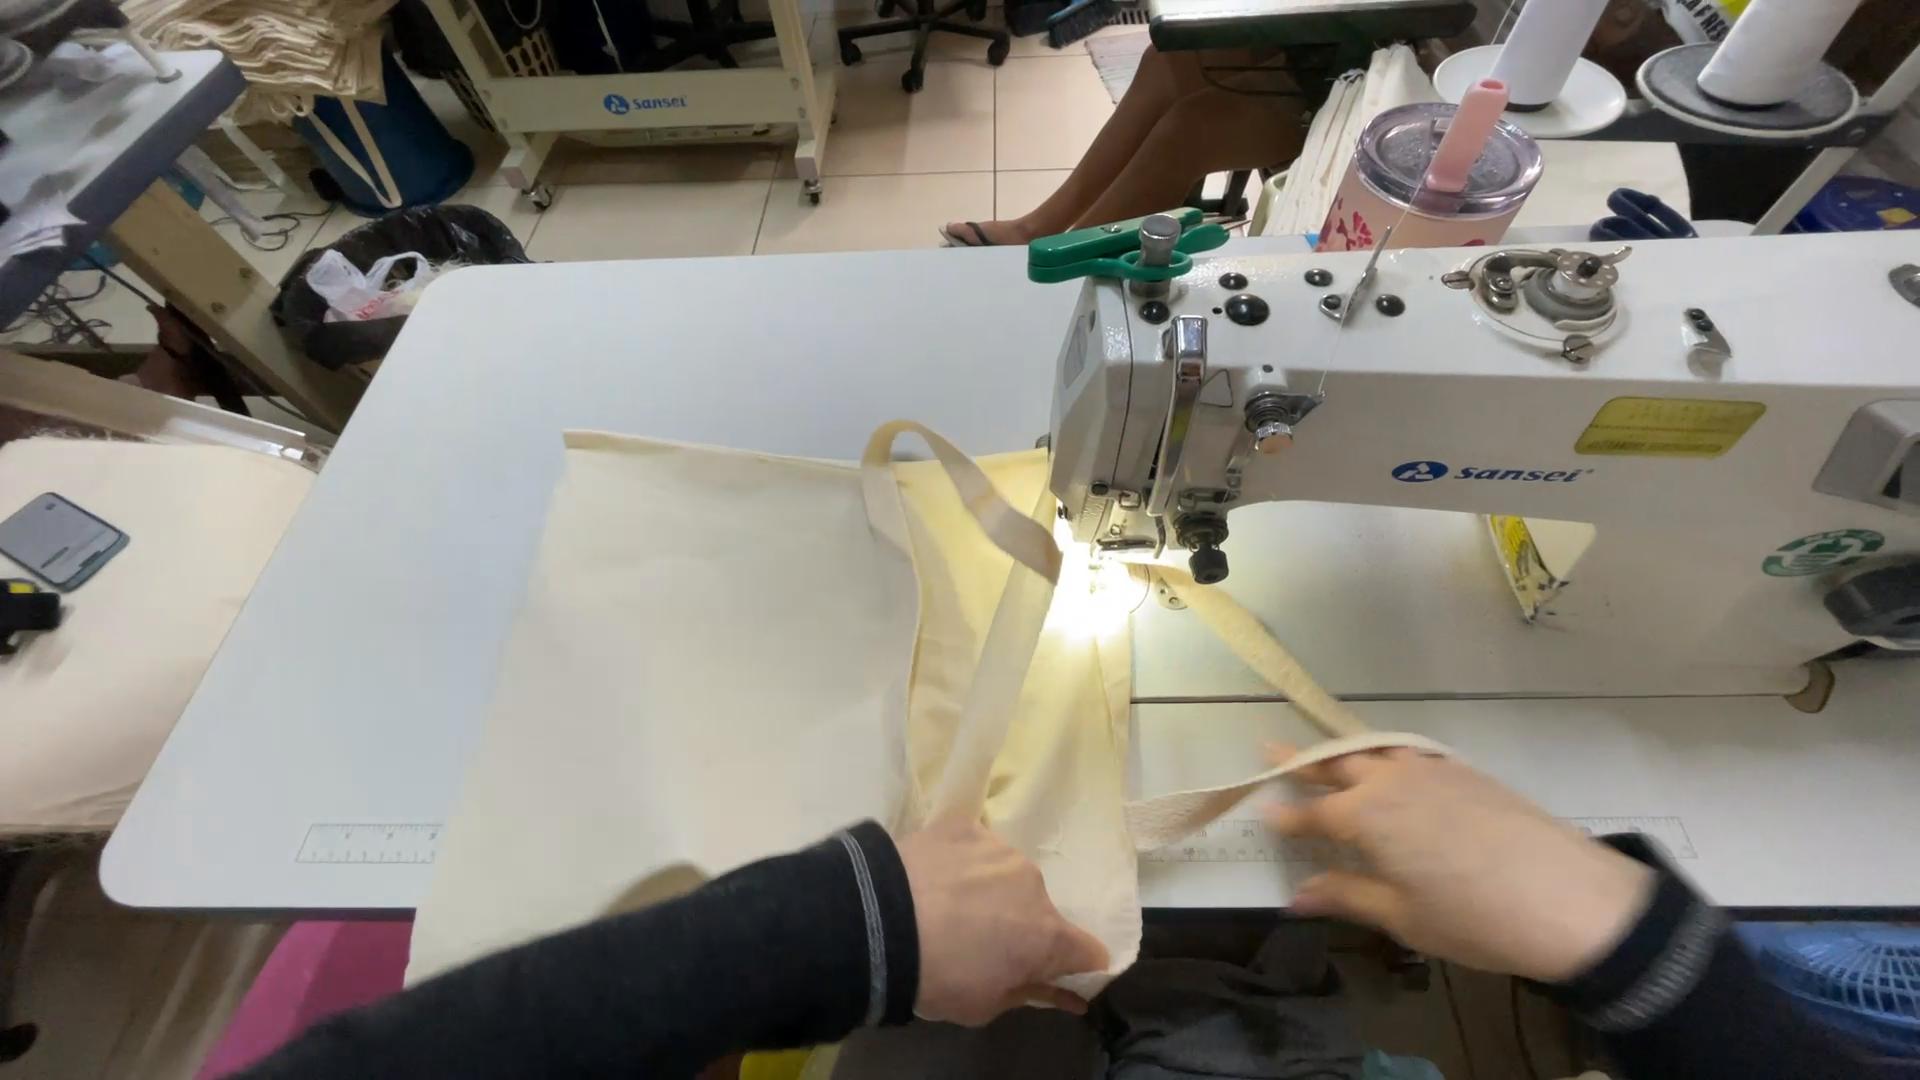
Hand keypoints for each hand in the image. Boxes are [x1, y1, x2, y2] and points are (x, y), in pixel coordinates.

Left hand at [897, 814, 1108, 1024]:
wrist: (880, 920)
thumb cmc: (938, 975)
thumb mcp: (985, 1005)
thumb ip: (1030, 992)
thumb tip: (1065, 995)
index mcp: (1046, 934)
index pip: (1089, 951)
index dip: (1075, 964)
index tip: (1052, 970)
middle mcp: (1033, 883)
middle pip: (1039, 908)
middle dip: (1019, 923)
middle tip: (978, 940)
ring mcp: (999, 848)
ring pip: (1005, 873)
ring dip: (990, 889)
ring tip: (948, 904)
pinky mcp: (965, 824)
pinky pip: (973, 846)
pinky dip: (961, 861)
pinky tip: (933, 875)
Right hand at [1266, 745, 1655, 982]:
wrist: (1576, 902)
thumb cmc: (1476, 918)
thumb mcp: (1403, 917)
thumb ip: (1346, 895)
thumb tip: (1295, 898)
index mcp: (1364, 817)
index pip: (1310, 814)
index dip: (1285, 816)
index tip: (1261, 812)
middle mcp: (1386, 783)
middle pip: (1333, 766)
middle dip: (1298, 760)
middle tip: (1268, 748)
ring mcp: (1427, 771)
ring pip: (1371, 752)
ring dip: (1342, 752)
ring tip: (1327, 752)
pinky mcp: (1463, 772)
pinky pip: (1409, 754)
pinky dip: (1386, 755)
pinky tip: (1393, 766)